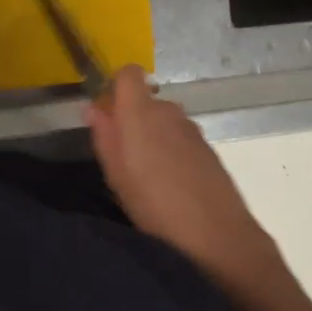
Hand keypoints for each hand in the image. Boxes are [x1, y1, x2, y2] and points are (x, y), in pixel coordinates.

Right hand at [87, 68, 282, 283]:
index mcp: (142, 112)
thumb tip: (94, 109)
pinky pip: (182, 139)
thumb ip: (105, 136)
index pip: (129, 73)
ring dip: (155, 138)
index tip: (108, 114)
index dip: (117, 87)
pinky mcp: (210, 149)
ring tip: (149, 176)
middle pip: (147, 101)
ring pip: (165, 122)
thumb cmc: (155, 205)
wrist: (217, 237)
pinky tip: (173, 185)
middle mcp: (169, 111)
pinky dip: (174, 152)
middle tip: (124, 156)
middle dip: (134, 119)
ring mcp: (193, 129)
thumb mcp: (116, 175)